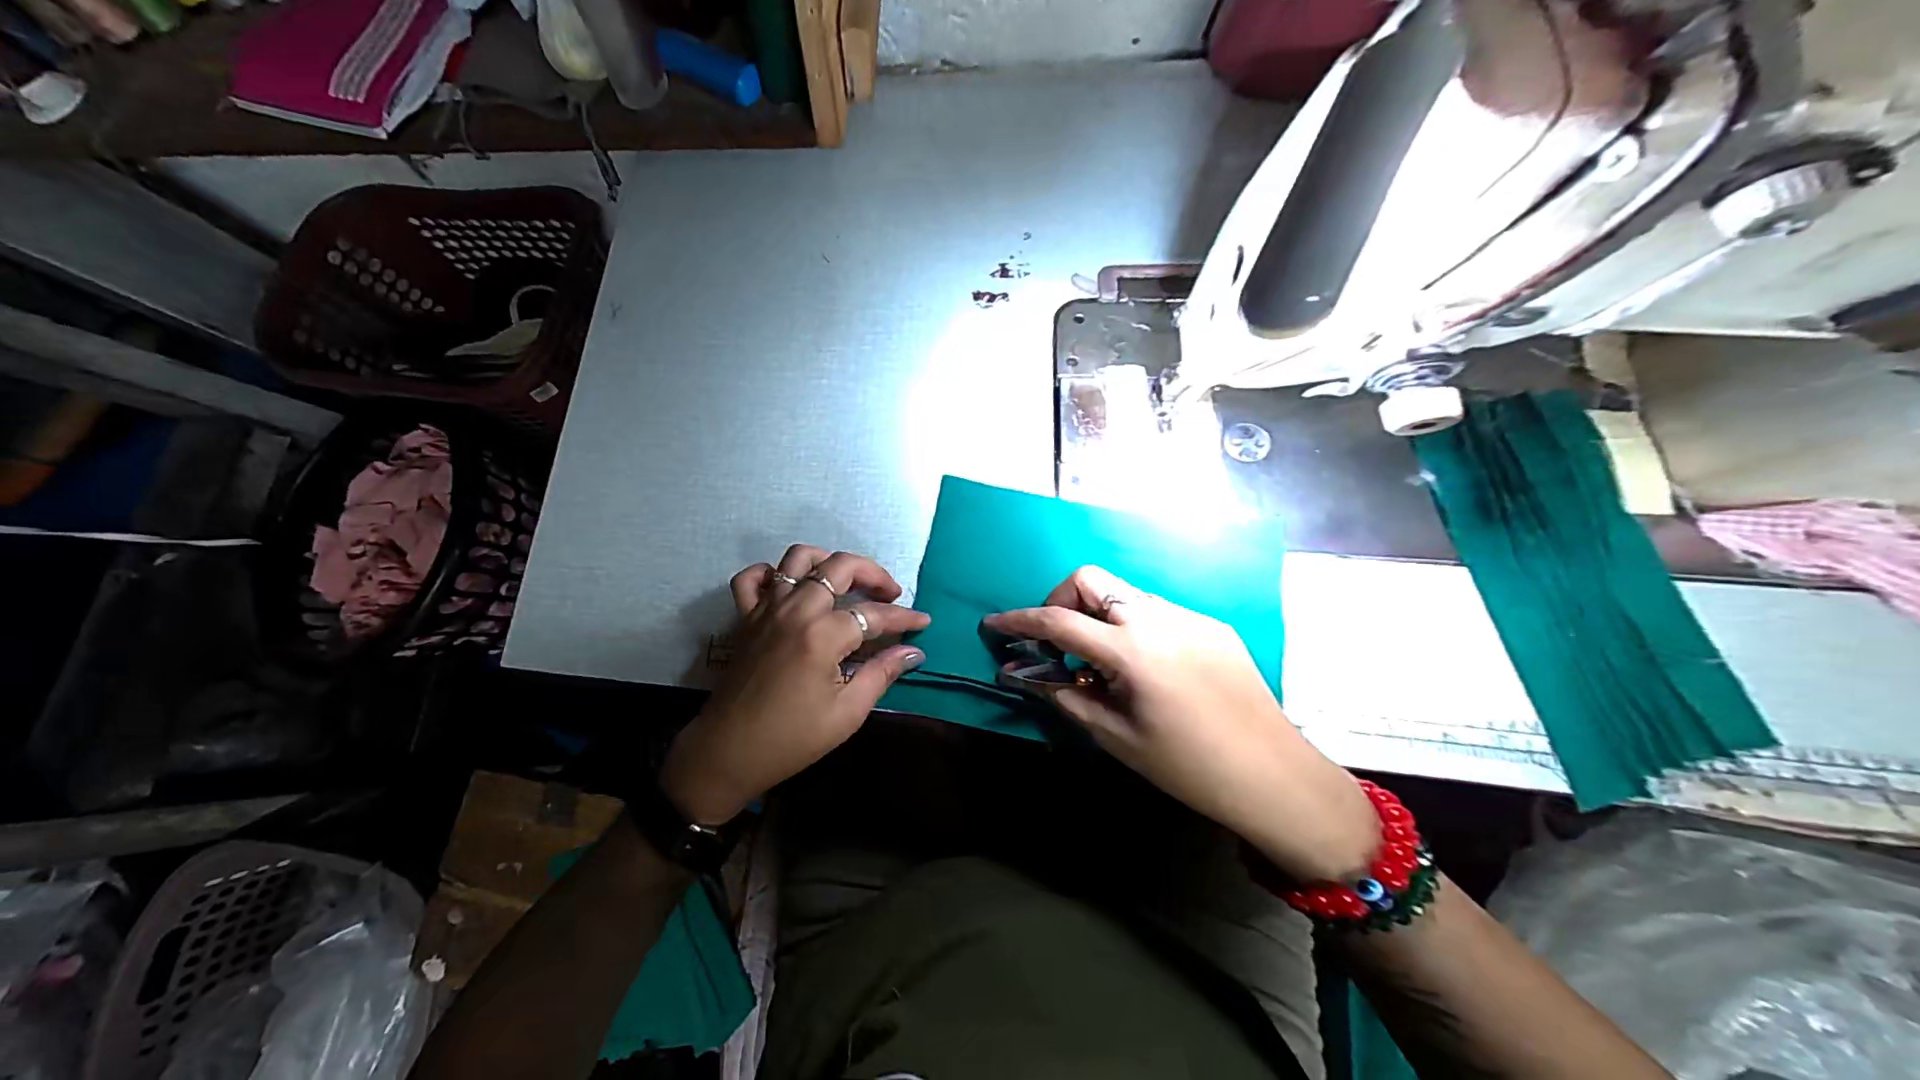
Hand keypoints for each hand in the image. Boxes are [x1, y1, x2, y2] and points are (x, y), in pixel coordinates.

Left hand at [660, 545, 928, 824]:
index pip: (874, 614)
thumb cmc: (792, 739)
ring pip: (797, 558)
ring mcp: (766, 609)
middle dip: (873, 574)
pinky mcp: (745, 617)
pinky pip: (752, 578)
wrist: (729, 752)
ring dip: (828, 561)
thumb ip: (881, 674)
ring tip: (846, 581)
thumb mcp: (847, 713)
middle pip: (840, 566)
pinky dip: (771, 573)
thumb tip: (913, 652)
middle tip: (890, 593)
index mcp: (822, 635)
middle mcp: (795, 610)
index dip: (904, 617)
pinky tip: (790, 588)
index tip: (923, 622)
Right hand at [985, 566, 1377, 882]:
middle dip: (1062, 602)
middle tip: (1061, 646)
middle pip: (1090, 579)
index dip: (1020, 621)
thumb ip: (1065, 696)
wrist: (1272, 775)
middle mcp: (1158, 619)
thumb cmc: (1186, 767)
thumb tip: (1024, 675)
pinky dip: (1134, 627)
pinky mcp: (1212, 626)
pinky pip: (1157, 610)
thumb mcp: (1116, 736)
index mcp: (1131, 651)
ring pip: (1125, 593)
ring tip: (1105, 664)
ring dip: (1100, 615)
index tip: (996, 625)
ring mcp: (1189, 617)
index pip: (1058, 621)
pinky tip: (1146, 668)